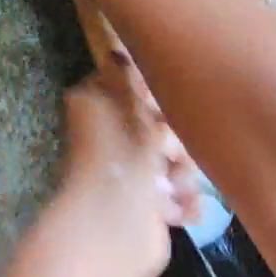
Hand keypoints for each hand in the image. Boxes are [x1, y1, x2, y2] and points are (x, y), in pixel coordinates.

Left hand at [46, 73, 199, 276]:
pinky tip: (172, 209)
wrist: (114, 228)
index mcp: (96, 103)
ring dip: (179, 174)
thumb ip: (126, 75)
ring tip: (169, 187)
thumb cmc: (120, 156)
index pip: (130, 84)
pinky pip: (177, 193)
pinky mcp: (147, 202)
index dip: (151, 94)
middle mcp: (111, 133)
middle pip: (160, 123)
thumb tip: (116, 48)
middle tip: (166, 151)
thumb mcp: (126, 104)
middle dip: (173, 140)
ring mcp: (130, 170)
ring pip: (174, 159)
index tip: (161, 104)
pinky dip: (179, 202)